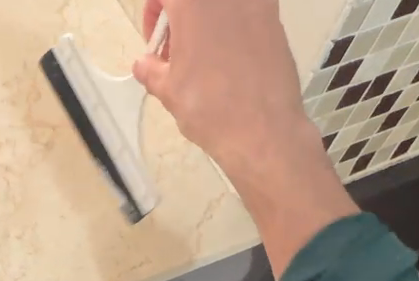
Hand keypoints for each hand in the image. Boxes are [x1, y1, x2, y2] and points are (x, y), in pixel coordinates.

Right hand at [133, 0, 358, 276]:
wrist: (262, 130)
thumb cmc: (209, 109)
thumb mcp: (169, 92)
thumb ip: (152, 70)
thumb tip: (144, 65)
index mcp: (192, 2)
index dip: (154, 13)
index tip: (156, 41)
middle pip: (193, 1)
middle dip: (181, 19)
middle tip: (177, 53)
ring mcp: (253, 1)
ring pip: (219, 7)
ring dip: (206, 22)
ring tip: (203, 60)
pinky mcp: (274, 15)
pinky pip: (244, 13)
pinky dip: (231, 28)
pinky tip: (229, 61)